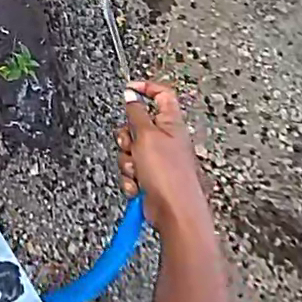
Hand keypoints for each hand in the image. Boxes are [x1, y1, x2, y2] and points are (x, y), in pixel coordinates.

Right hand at [116, 80, 211, 239]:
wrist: (174, 214)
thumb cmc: (168, 175)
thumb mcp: (146, 135)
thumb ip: (135, 113)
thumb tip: (130, 94)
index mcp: (171, 123)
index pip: (162, 94)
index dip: (146, 88)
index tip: (129, 89)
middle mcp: (166, 139)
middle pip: (137, 124)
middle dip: (127, 136)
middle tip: (132, 145)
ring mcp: (158, 159)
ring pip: (130, 149)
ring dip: (127, 160)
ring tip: (138, 171)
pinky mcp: (150, 177)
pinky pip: (130, 169)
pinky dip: (130, 178)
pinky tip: (139, 186)